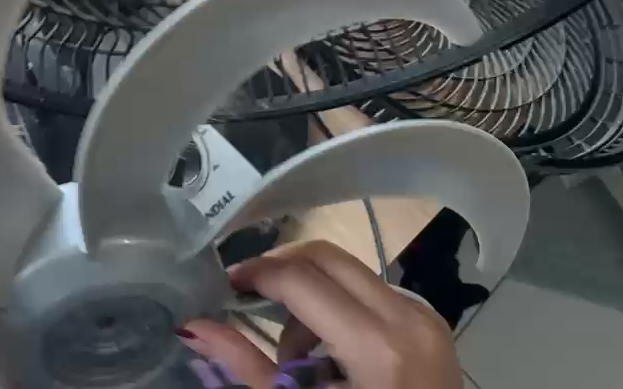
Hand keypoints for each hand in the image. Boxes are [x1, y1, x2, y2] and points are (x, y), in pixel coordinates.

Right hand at [176, 240, 461, 388]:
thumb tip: (191, 327)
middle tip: (250, 297)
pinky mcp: (431, 324)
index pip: (298, 278)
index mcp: (376, 346)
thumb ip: (245, 367)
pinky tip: (328, 352)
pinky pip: (371, 290)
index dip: (256, 273)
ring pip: (347, 269)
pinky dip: (339, 304)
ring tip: (294, 348)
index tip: (228, 285)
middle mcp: (405, 316)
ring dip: (310, 290)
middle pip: (324, 256)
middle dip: (281, 270)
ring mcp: (424, 317)